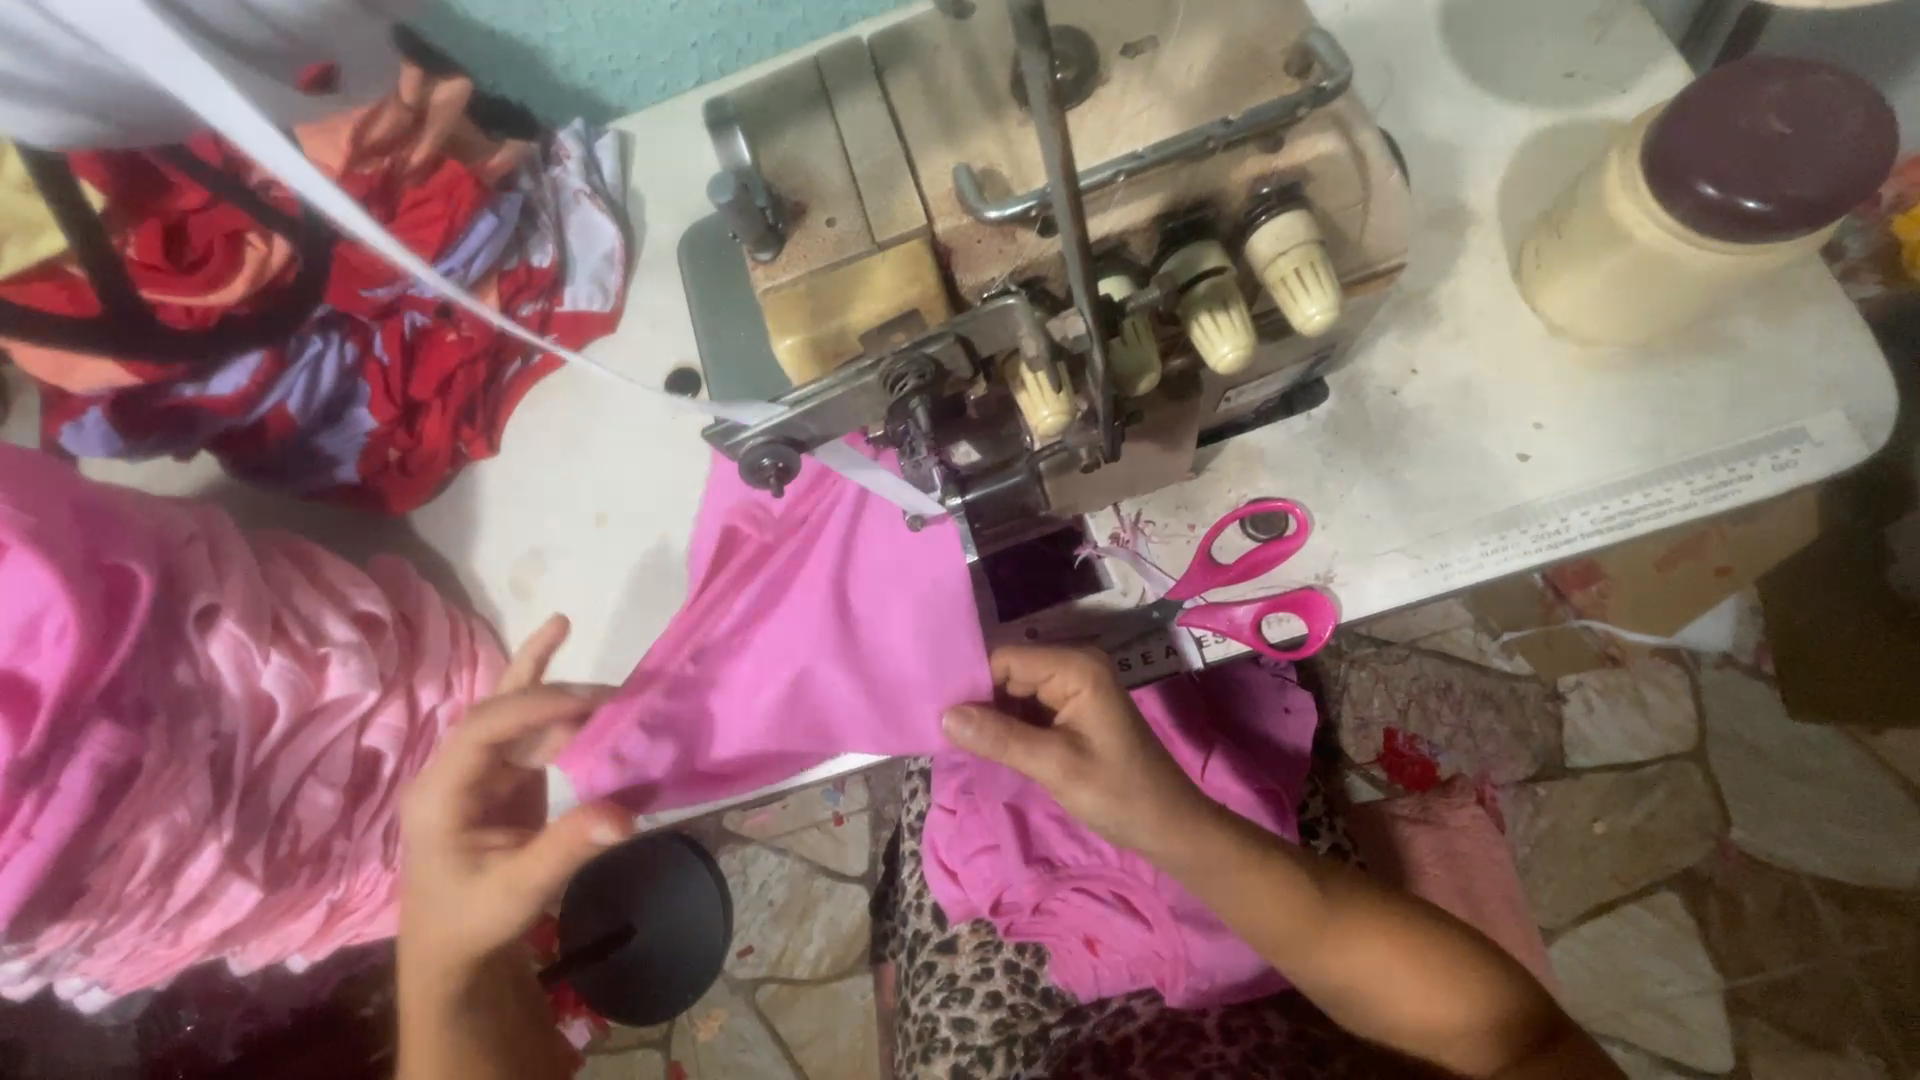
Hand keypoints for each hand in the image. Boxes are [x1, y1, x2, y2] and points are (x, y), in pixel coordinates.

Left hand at [398, 615, 632, 985]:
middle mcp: (455, 769)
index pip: (482, 728)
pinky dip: (565, 716)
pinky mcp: (504, 777)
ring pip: (517, 714)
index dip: (534, 706)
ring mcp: (479, 770)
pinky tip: (587, 696)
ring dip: (563, 698)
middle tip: (612, 690)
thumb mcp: (520, 889)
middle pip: (498, 709)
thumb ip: (567, 847)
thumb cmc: (473, 919)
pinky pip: (533, 733)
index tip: (592, 701)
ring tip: (612, 686)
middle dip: (553, 691)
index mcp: (440, 792)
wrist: (454, 948)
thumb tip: (627, 813)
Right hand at [941, 645, 1217, 856]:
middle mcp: (1073, 666)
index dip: (972, 684)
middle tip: (942, 733)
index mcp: (1075, 667)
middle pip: (1008, 673)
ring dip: (991, 716)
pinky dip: (1008, 726)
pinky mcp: (1072, 711)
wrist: (1169, 826)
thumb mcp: (1054, 766)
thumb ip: (999, 737)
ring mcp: (1074, 688)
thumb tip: (944, 715)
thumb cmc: (1118, 793)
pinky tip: (986, 745)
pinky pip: (1028, 708)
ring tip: (957, 741)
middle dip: (979, 701)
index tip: (938, 714)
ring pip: (1014, 692)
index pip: (1005, 660)